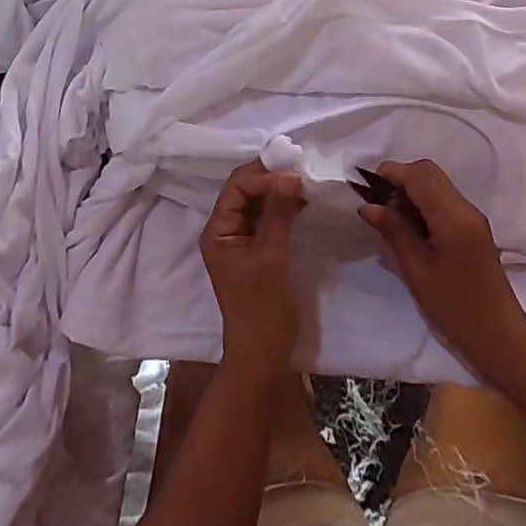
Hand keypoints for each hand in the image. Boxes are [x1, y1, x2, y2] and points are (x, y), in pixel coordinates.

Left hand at [200, 161, 305, 375]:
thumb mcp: (272, 256)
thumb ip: (278, 213)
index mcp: (217, 231)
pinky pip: (267, 220)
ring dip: (279, 192)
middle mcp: (225, 231)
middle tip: (304, 172)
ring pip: (257, 204)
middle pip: (244, 192)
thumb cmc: (264, 306)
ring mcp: (241, 241)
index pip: (236, 188)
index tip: (296, 175)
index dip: (263, 176)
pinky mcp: (257, 251)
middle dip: (271, 179)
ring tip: (307, 186)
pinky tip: (304, 204)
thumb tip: (288, 175)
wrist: (263, 353)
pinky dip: (283, 209)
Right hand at [359, 160, 525, 366]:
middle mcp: (465, 209)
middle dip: (399, 180)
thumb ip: (394, 231)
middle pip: (429, 173)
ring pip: (436, 186)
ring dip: (410, 193)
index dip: (390, 174)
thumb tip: (367, 205)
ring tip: (390, 221)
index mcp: (453, 217)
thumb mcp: (416, 269)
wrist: (497, 334)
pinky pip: (443, 203)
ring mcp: (471, 219)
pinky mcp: (471, 230)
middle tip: (378, 207)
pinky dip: (422, 206)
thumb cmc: (453, 305)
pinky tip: (409, 230)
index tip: (365, 191)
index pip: (419, 175)